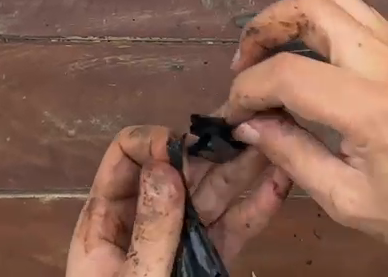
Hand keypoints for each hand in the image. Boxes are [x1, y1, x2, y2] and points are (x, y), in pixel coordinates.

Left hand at [66, 124, 291, 276]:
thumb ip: (149, 232)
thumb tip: (164, 166)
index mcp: (106, 224)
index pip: (126, 159)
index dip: (154, 143)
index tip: (186, 147)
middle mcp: (144, 223)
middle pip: (179, 171)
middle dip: (215, 149)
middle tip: (254, 125)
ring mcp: (179, 243)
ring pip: (213, 195)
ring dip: (244, 169)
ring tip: (278, 141)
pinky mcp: (207, 265)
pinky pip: (232, 229)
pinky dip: (257, 207)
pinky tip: (281, 184)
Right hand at [221, 0, 387, 263]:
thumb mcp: (349, 201)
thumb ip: (293, 155)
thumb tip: (249, 124)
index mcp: (370, 104)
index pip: (290, 72)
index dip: (249, 88)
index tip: (232, 110)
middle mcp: (383, 57)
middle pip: (311, 4)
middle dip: (264, 26)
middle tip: (243, 63)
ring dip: (290, 14)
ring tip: (268, 51)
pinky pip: (350, 9)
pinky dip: (316, 19)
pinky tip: (305, 54)